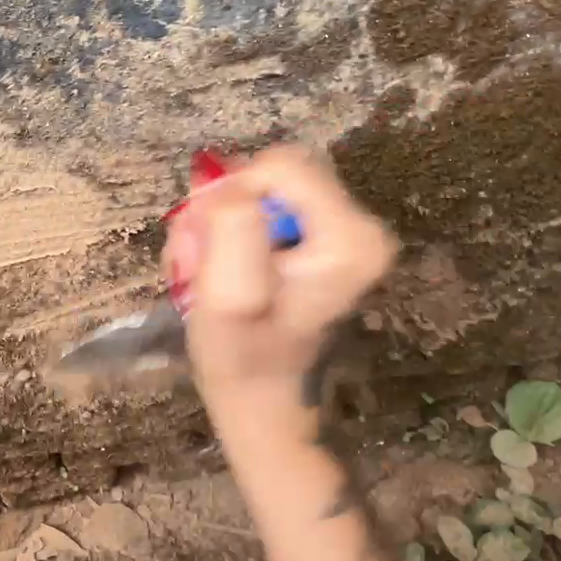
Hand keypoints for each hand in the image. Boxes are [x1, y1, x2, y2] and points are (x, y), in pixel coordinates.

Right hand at [163, 145, 398, 414]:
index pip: (278, 166)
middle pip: (268, 172)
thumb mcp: (226, 293)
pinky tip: (216, 264)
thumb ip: (232, 227)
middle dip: (221, 206)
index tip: (210, 237)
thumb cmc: (241, 352)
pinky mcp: (318, 235)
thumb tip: (224, 181)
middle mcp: (358, 226)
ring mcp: (339, 231)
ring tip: (205, 266)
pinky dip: (224, 228)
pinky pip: (257, 202)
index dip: (231, 193)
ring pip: (255, 186)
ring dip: (214, 220)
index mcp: (349, 238)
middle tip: (202, 253)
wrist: (258, 393)